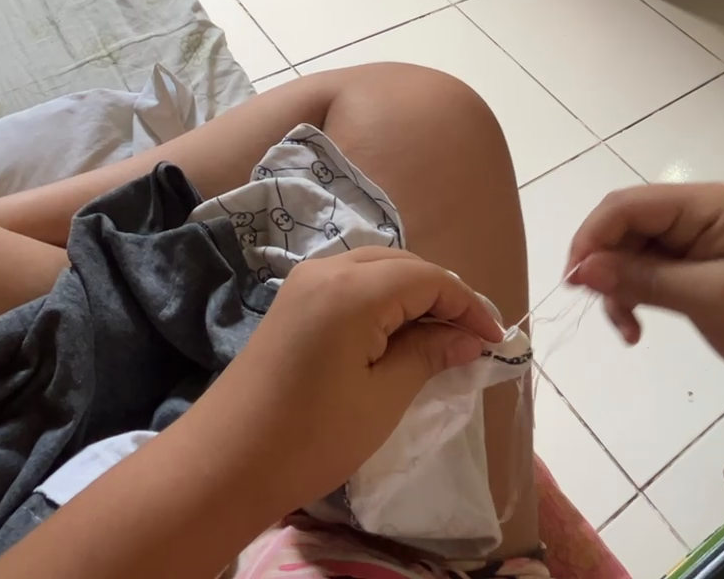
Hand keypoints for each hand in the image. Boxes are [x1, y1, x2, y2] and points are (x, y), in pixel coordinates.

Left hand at [183, 247, 504, 512]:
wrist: (228, 459)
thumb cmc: (312, 436)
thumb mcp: (381, 399)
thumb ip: (427, 355)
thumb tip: (468, 338)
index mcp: (351, 290)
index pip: (426, 278)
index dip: (466, 305)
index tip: (495, 341)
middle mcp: (326, 269)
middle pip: (401, 264)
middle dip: (441, 294)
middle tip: (470, 338)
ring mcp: (304, 281)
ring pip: (374, 268)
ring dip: (411, 293)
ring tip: (439, 337)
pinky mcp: (292, 299)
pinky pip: (349, 282)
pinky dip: (381, 298)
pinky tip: (395, 332)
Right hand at [564, 183, 723, 398]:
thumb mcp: (712, 300)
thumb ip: (643, 279)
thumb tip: (580, 268)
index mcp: (704, 206)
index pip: (626, 206)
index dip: (592, 236)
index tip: (574, 280)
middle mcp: (693, 216)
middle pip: (623, 228)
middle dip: (603, 266)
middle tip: (597, 307)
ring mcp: (693, 244)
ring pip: (628, 254)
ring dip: (616, 288)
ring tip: (627, 329)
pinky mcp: (693, 273)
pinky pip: (644, 275)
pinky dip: (632, 299)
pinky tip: (636, 329)